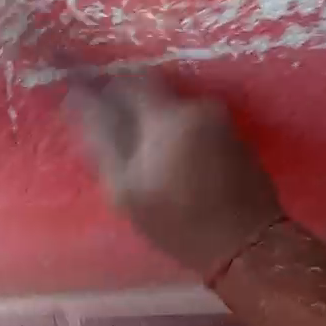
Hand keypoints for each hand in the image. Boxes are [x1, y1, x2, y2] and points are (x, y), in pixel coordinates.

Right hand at [66, 73, 285, 277]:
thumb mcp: (126, 189)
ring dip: (154, 122)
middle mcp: (195, 106)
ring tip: (144, 155)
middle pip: (150, 90)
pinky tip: (172, 162)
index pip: (126, 78)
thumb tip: (76, 100)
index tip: (85, 88)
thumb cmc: (179, 222)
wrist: (249, 246)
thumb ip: (100, 139)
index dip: (102, 81)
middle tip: (115, 133)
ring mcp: (219, 119)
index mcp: (166, 116)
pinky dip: (176, 133)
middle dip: (129, 106)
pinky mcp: (233, 134)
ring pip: (171, 107)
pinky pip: (192, 121)